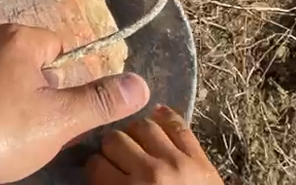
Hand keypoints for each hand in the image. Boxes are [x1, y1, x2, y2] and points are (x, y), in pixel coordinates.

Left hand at [0, 25, 150, 184]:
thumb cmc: (6, 134)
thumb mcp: (61, 121)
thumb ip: (101, 100)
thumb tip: (141, 83)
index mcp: (19, 37)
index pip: (55, 46)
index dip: (58, 79)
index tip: (50, 109)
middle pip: (24, 52)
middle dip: (30, 80)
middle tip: (25, 120)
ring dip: (0, 81)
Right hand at [86, 105, 223, 184]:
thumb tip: (96, 179)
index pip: (96, 165)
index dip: (95, 167)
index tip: (99, 172)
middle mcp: (150, 173)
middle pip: (114, 139)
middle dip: (111, 147)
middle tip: (115, 157)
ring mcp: (177, 162)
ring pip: (142, 125)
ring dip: (134, 132)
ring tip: (135, 141)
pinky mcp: (200, 160)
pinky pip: (178, 126)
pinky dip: (165, 117)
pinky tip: (156, 117)